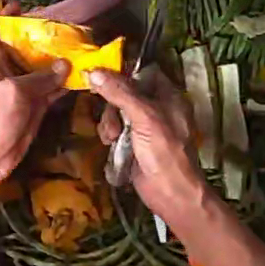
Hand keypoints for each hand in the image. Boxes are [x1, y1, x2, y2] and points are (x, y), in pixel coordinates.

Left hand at [0, 23, 70, 189]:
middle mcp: (8, 72)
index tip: (20, 4)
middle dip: (43, 37)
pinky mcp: (35, 107)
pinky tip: (82, 75)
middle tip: (67, 26)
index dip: (6, 18)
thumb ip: (40, 78)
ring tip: (82, 45)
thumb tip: (66, 64)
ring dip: (60, 60)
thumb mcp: (14, 92)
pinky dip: (65, 83)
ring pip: (43, 69)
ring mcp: (23, 90)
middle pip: (26, 48)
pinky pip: (52, 90)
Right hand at [88, 69, 206, 221]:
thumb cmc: (164, 151)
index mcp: (168, 96)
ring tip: (111, 137)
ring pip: (117, 111)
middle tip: (111, 118)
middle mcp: (157, 107)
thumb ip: (120, 93)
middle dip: (113, 105)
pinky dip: (110, 135)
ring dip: (109, 122)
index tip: (102, 75)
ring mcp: (145, 126)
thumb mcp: (144, 117)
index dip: (124, 72)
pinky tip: (110, 144)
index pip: (144, 72)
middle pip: (125, 92)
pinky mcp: (134, 142)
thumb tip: (94, 72)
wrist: (170, 194)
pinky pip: (115, 129)